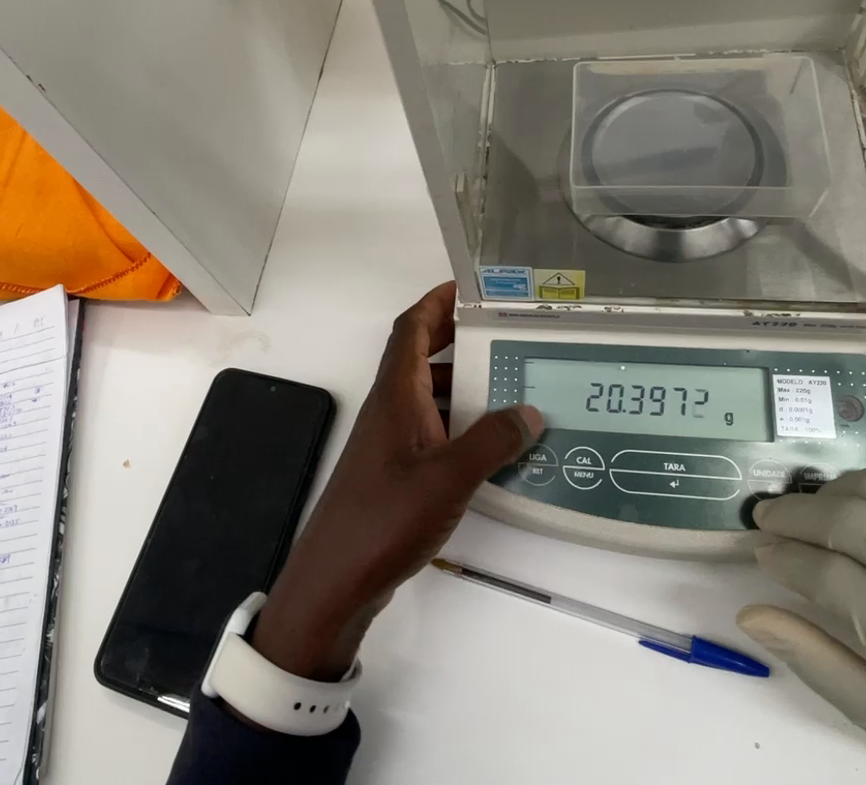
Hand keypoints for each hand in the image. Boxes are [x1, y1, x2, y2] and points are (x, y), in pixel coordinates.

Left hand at [251, 282, 541, 681]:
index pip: (411, 329)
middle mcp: (390, 410)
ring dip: (462, 385)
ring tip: (510, 385)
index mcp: (396, 395)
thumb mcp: (448, 477)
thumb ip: (491, 441)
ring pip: (428, 396)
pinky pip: (432, 431)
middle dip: (457, 339)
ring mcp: (390, 443)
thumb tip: (529, 412)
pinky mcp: (395, 473)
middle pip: (420, 357)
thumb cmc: (385, 517)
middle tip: (504, 335)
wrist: (336, 579)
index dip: (436, 302)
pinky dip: (459, 424)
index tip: (470, 287)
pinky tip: (491, 444)